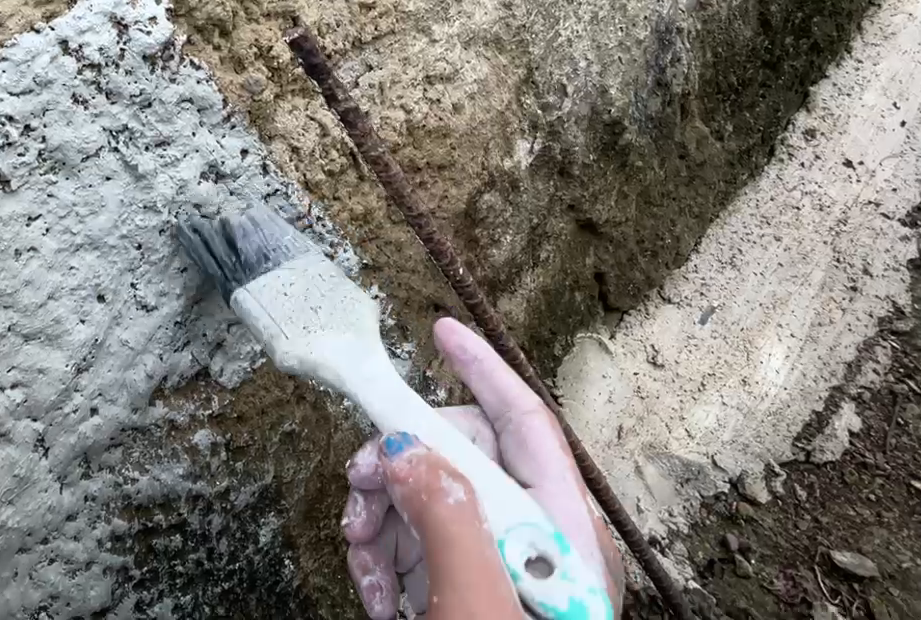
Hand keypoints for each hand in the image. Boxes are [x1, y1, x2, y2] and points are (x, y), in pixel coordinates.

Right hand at [340, 318, 623, 618]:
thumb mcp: (475, 610)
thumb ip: (448, 518)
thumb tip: (404, 450)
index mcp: (561, 535)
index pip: (526, 423)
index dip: (484, 369)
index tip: (440, 329)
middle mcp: (533, 540)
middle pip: (460, 453)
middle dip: (401, 457)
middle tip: (359, 480)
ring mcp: (496, 565)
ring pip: (427, 492)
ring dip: (380, 511)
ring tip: (359, 554)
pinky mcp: (464, 587)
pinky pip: (415, 537)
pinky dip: (382, 549)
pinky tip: (371, 585)